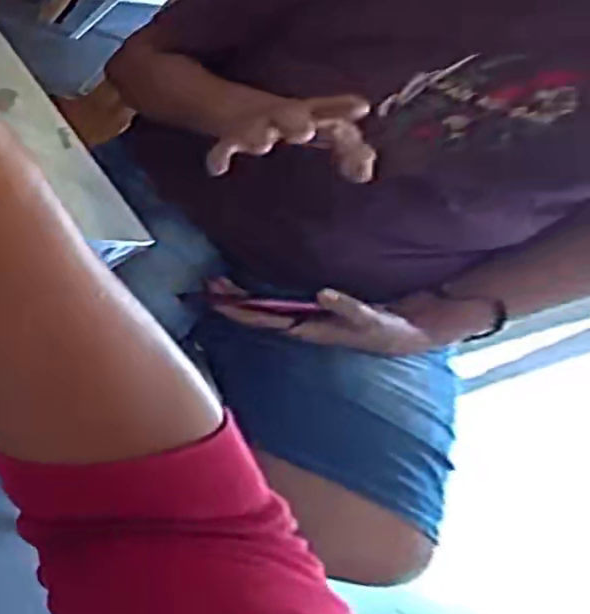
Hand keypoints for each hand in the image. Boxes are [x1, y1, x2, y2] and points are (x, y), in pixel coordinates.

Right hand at [205, 94, 376, 182]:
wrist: (230, 107)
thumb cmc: (287, 121)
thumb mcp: (319, 125)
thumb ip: (348, 149)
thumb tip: (363, 175)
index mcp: (310, 113)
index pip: (331, 115)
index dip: (344, 114)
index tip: (361, 110)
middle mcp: (282, 117)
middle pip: (290, 115)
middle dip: (295, 123)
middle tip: (303, 133)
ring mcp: (253, 127)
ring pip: (255, 133)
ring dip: (257, 138)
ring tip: (261, 146)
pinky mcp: (229, 139)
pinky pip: (222, 149)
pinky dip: (218, 157)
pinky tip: (218, 170)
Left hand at [207, 278, 474, 355]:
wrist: (406, 333)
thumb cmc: (386, 329)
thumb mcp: (371, 320)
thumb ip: (348, 307)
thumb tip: (323, 294)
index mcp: (304, 329)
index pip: (261, 320)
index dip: (237, 311)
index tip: (215, 300)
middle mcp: (294, 324)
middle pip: (252, 312)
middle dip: (228, 299)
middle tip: (207, 282)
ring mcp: (298, 317)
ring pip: (257, 307)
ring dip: (235, 294)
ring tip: (214, 280)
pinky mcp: (305, 310)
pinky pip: (269, 303)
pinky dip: (251, 293)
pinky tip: (237, 284)